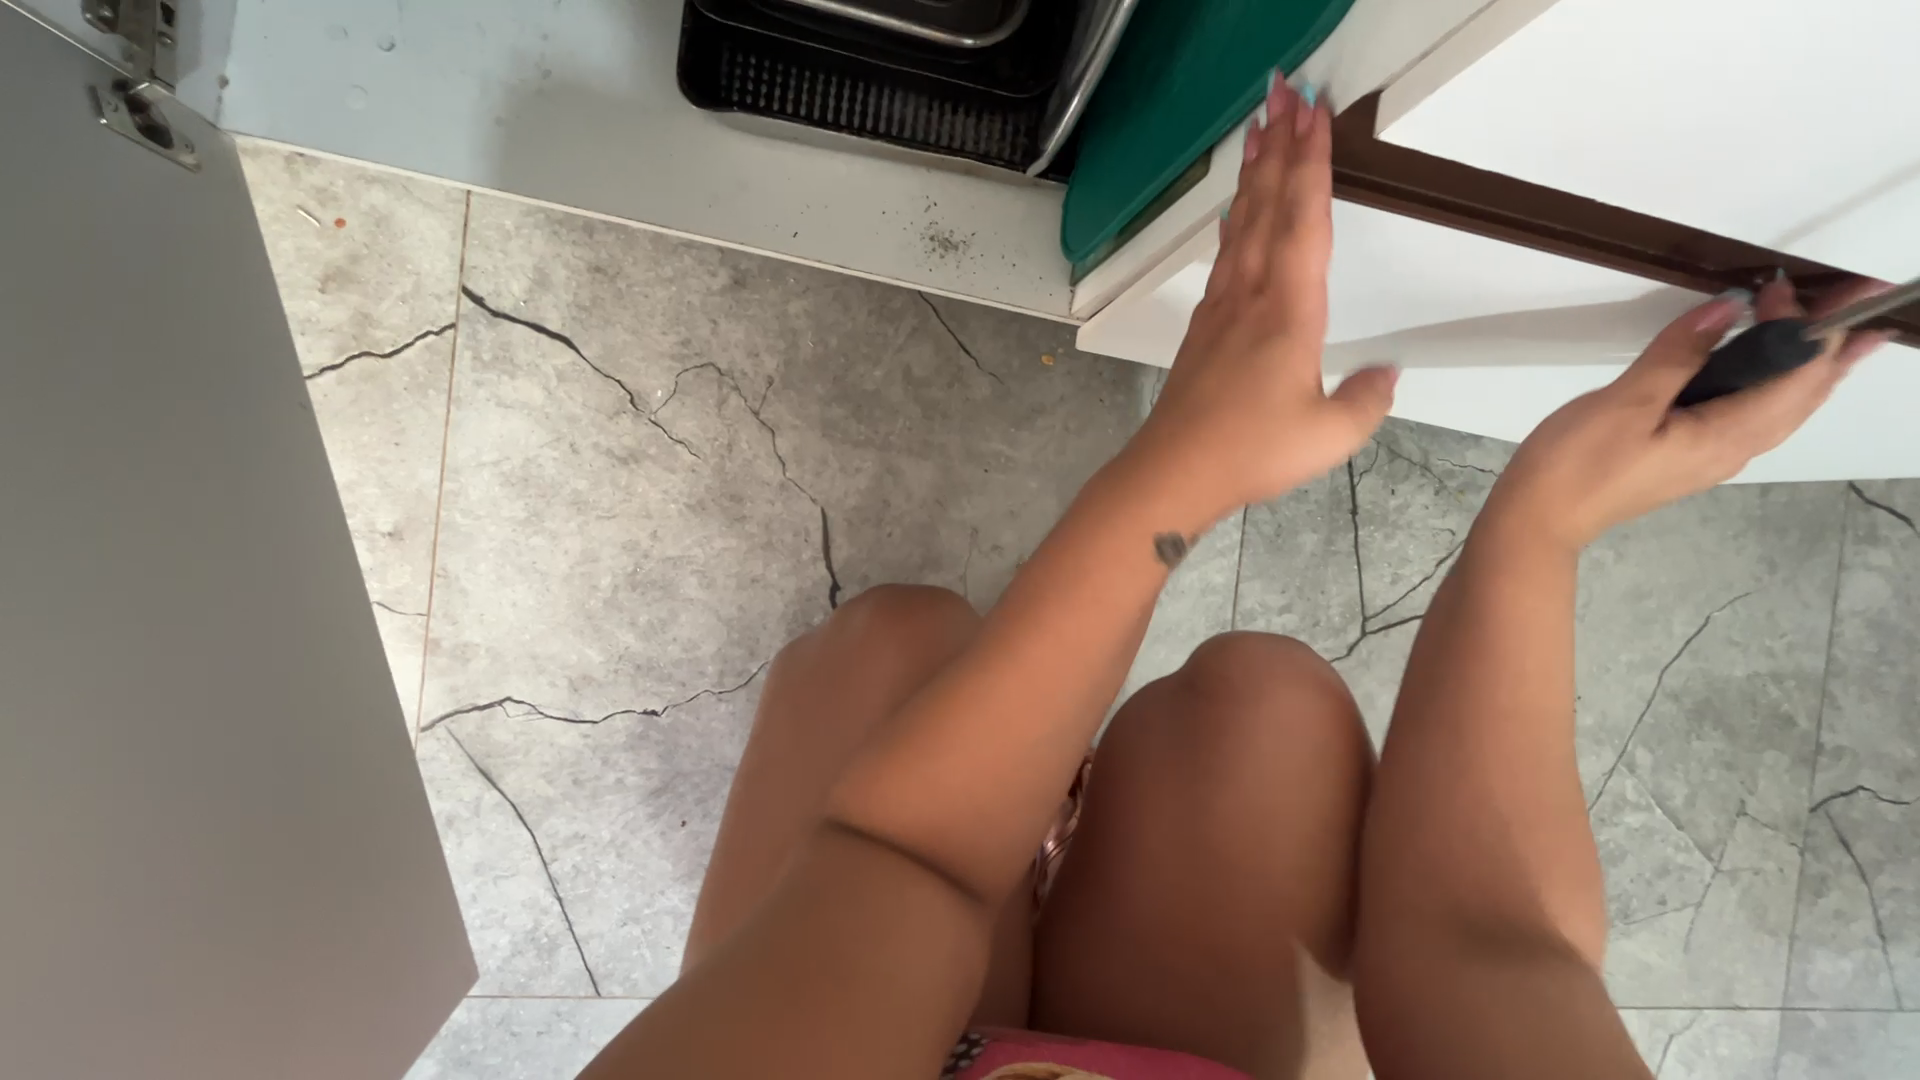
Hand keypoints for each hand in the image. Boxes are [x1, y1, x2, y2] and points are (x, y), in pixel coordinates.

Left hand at [1128, 78, 1397, 520]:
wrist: (1172, 473)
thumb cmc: (1249, 453)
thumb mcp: (1329, 435)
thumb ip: (1366, 399)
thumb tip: (1387, 373)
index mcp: (1287, 312)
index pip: (1303, 221)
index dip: (1310, 163)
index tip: (1311, 112)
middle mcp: (1249, 299)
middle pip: (1265, 209)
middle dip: (1277, 148)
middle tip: (1280, 93)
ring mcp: (1219, 313)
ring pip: (1239, 230)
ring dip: (1252, 178)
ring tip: (1258, 134)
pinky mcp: (1201, 332)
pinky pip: (1223, 261)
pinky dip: (1233, 225)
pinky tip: (1233, 216)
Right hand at [1484, 275, 1896, 551]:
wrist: (1535, 520)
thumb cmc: (1575, 464)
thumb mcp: (1622, 403)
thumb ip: (1677, 356)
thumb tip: (1726, 309)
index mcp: (1727, 434)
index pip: (1794, 372)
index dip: (1805, 326)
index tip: (1789, 288)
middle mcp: (1732, 450)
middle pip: (1802, 396)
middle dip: (1832, 350)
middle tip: (1855, 302)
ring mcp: (1707, 461)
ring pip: (1779, 411)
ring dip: (1807, 373)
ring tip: (1830, 341)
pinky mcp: (1681, 464)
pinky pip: (1748, 421)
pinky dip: (1770, 392)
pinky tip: (1756, 384)